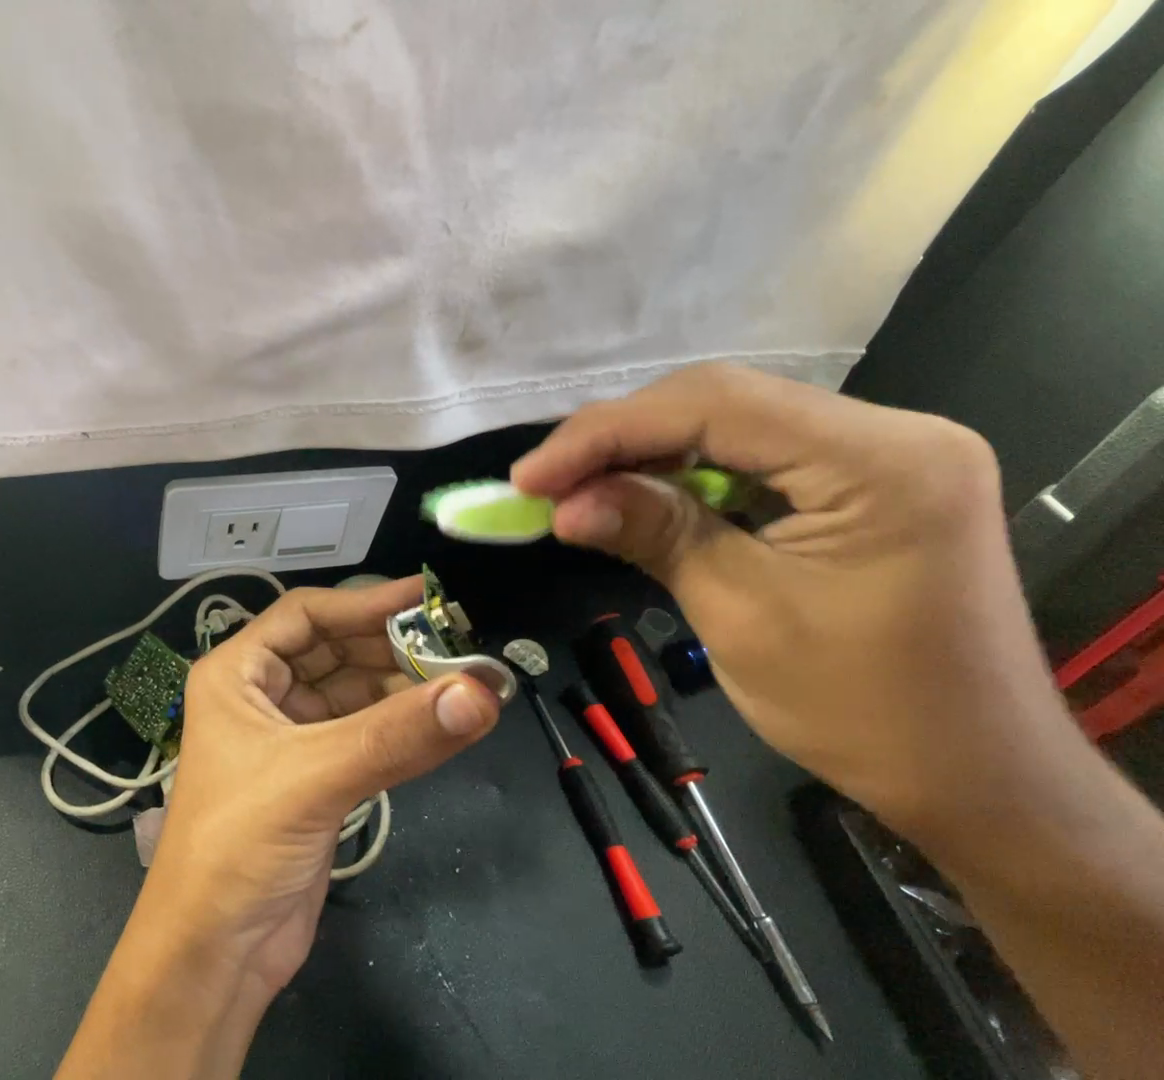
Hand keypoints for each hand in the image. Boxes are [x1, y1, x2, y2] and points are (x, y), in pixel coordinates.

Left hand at [58, 578, 500, 1077]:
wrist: (214, 949)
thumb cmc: (237, 845)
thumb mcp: (313, 777)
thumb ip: (397, 734)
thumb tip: (482, 691)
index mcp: (235, 675)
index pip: (304, 616)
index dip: (364, 603)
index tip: (428, 599)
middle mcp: (259, 698)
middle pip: (332, 652)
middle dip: (391, 647)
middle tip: (461, 646)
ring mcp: (288, 741)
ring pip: (352, 696)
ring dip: (403, 689)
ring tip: (468, 684)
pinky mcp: (314, 781)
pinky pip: (364, 737)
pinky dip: (401, 729)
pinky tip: (444, 724)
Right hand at [510, 364, 1067, 840]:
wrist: (974, 775)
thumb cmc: (864, 710)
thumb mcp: (744, 616)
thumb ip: (657, 535)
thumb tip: (563, 503)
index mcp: (882, 459)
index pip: (716, 405)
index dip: (606, 432)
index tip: (529, 477)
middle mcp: (892, 433)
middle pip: (722, 402)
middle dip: (619, 439)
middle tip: (541, 486)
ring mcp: (883, 455)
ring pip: (732, 425)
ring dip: (645, 456)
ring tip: (572, 492)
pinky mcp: (866, 484)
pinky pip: (755, 458)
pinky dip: (686, 477)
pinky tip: (635, 497)